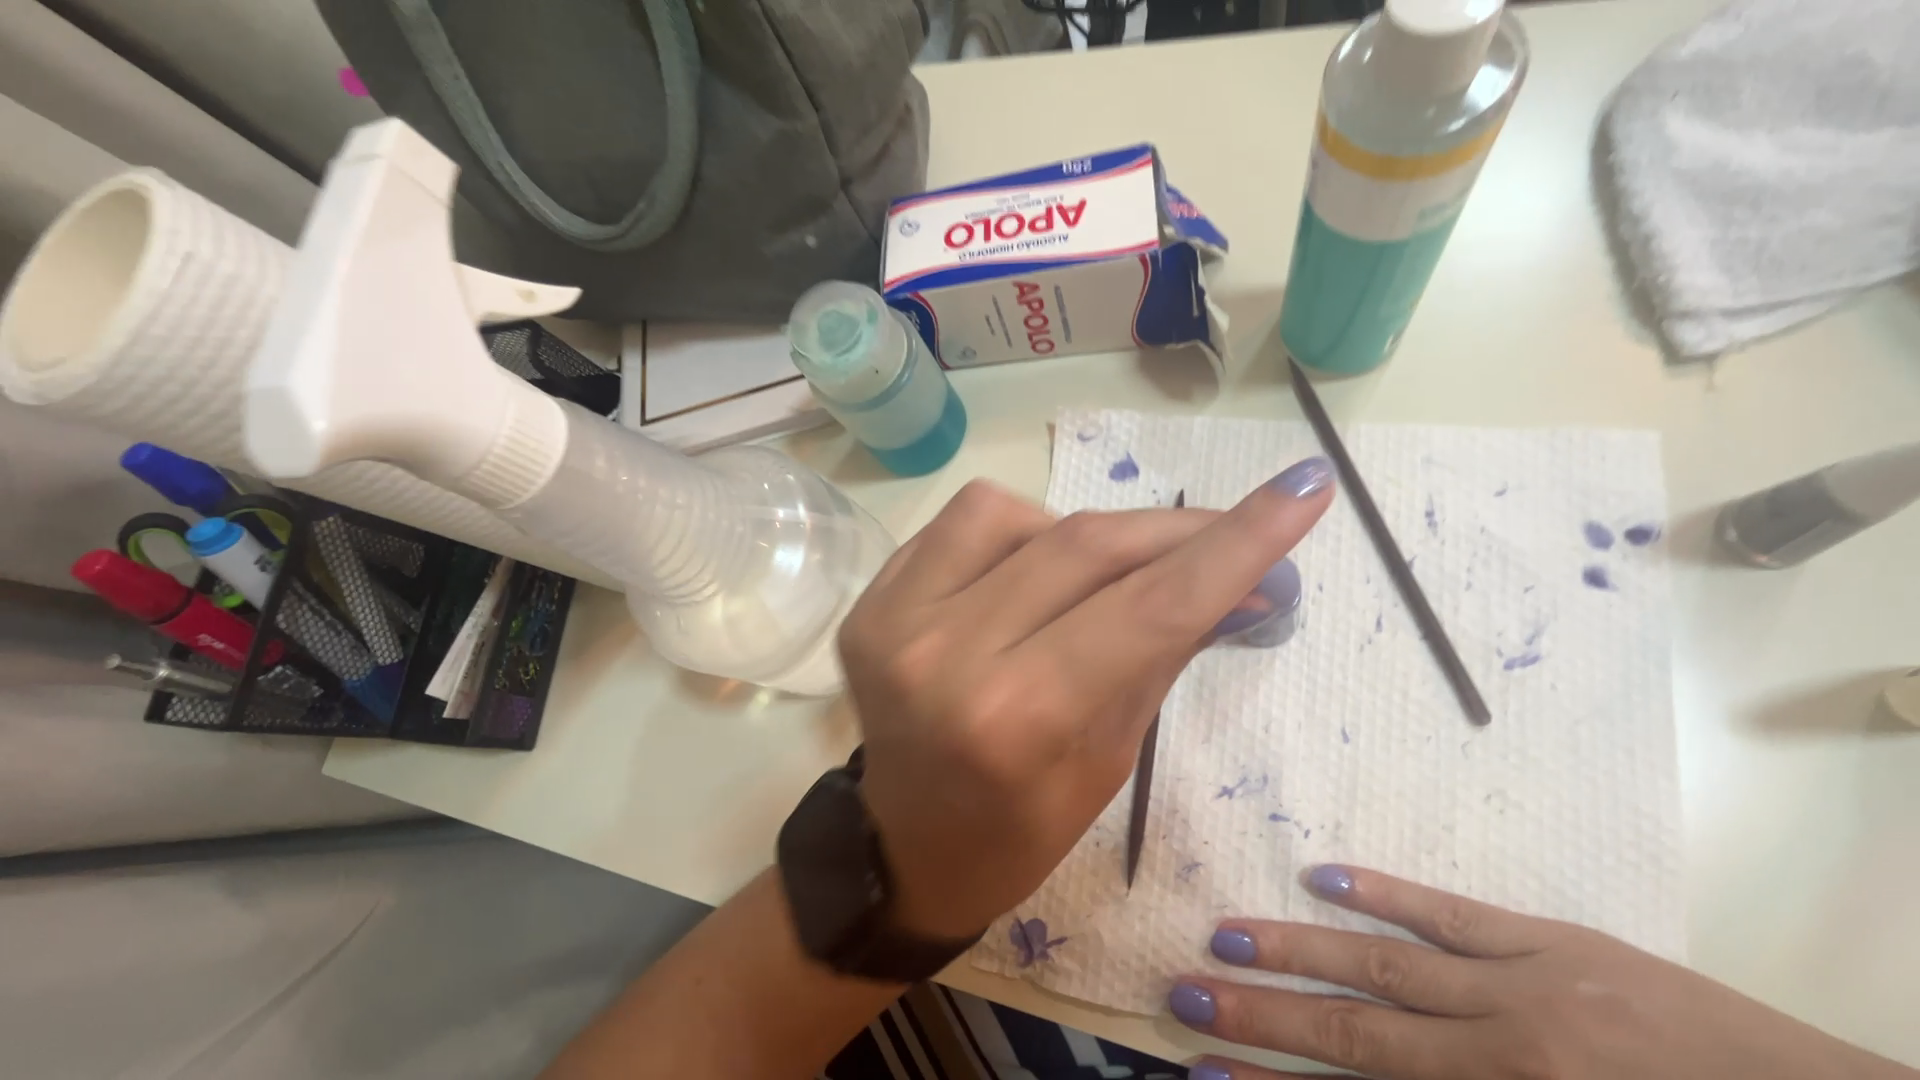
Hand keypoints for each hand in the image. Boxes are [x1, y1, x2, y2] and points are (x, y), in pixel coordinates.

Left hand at [839, 459, 1335, 939]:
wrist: (905, 846)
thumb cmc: (1023, 828)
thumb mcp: (1112, 755)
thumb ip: (1168, 649)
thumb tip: (1248, 578)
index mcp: (1017, 720)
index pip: (1149, 607)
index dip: (1237, 543)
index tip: (1307, 490)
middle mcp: (946, 655)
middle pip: (1087, 546)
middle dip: (1177, 531)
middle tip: (1234, 530)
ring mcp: (896, 618)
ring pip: (1019, 513)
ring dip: (1083, 535)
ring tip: (1099, 581)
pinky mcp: (870, 598)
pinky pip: (964, 524)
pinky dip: (1015, 536)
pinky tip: (1027, 580)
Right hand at [1168, 865, 1914, 1079]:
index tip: (1202, 1073)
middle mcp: (1499, 1056)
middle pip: (1355, 1033)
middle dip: (1261, 1015)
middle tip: (1185, 993)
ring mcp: (1524, 987)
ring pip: (1386, 966)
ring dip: (1298, 950)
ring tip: (1226, 932)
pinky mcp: (1552, 941)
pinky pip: (1451, 913)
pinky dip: (1383, 893)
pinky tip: (1323, 876)